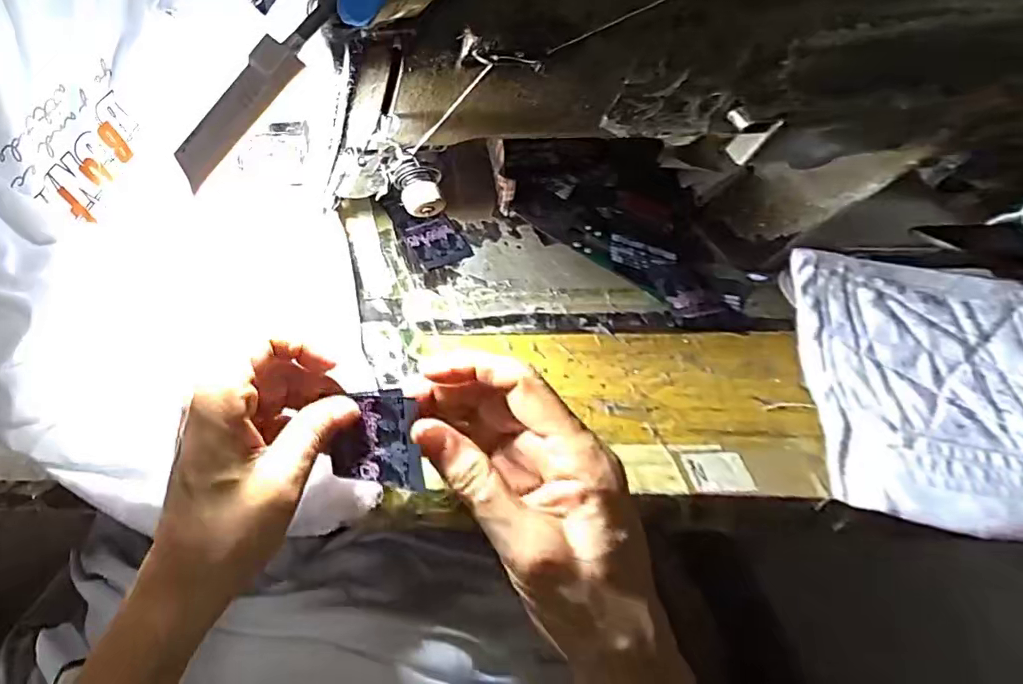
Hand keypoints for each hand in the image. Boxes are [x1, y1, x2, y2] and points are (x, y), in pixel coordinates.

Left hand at [80, 340, 356, 683]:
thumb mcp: (282, 476)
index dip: (302, 348)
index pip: (261, 343)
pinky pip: (260, 413)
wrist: (189, 571)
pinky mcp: (223, 437)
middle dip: (310, 377)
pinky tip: (322, 437)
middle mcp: (212, 394)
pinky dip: (291, 419)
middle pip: (266, 364)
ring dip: (304, 399)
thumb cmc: (232, 526)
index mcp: (218, 392)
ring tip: (344, 422)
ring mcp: (216, 416)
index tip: (340, 369)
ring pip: (267, 389)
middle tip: (351, 405)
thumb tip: (348, 403)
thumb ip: (315, 430)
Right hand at [408, 352, 690, 683]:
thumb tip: (422, 428)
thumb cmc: (587, 602)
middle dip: (450, 386)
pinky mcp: (523, 481)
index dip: (471, 368)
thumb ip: (474, 482)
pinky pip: (481, 443)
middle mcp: (560, 449)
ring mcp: (541, 463)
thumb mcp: (526, 543)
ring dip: (445, 407)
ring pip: (486, 415)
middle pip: (500, 394)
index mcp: (578, 455)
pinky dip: (450, 434)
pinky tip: (423, 434)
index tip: (424, 371)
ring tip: (406, 410)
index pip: (522, 385)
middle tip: (404, 395)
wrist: (618, 656)